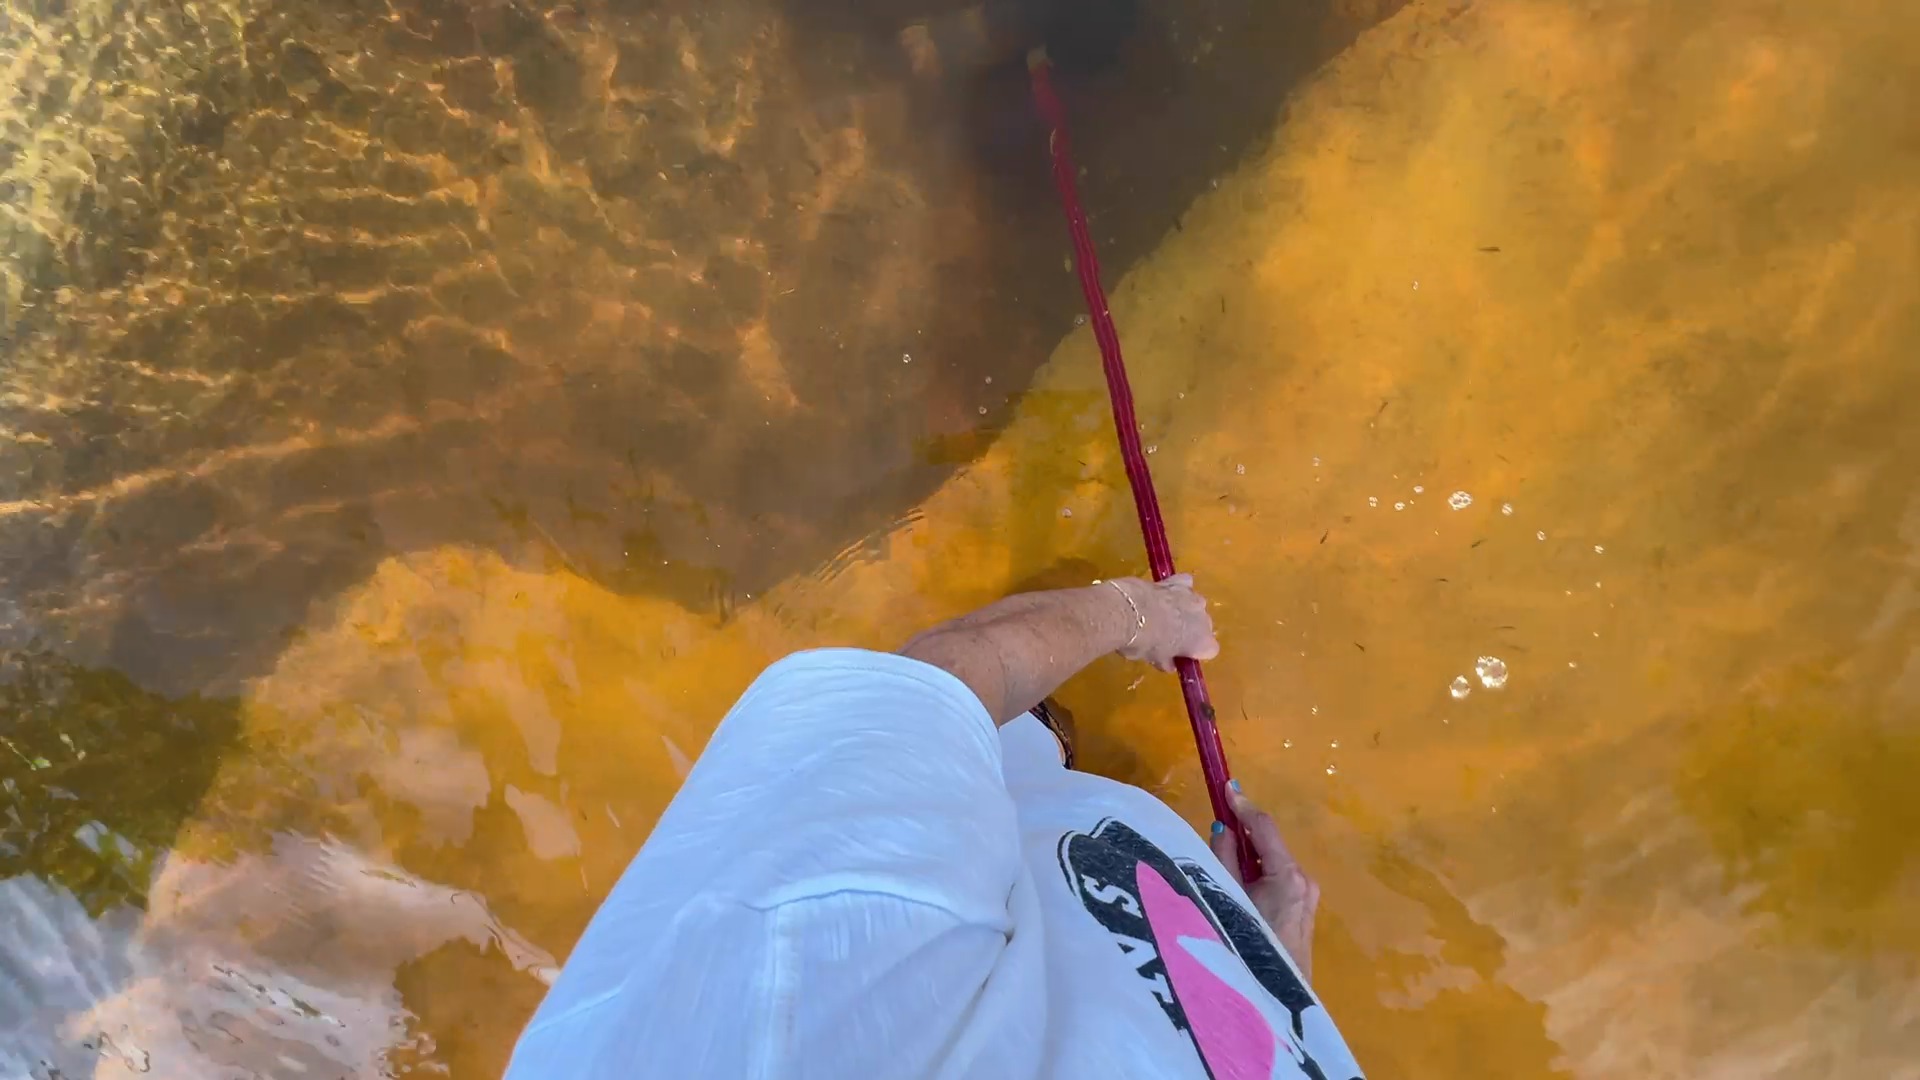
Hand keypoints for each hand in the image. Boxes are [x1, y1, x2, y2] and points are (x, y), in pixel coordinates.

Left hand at [1109, 574, 1219, 671]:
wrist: (1126, 612)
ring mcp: (1191, 597)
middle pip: (1202, 626)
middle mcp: (1203, 618)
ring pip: (1194, 604)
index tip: (1180, 654)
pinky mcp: (1177, 581)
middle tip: (1167, 635)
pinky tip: (1164, 592)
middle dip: (1189, 630)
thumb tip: (1168, 663)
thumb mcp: (1153, 659)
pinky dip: (1176, 587)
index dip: (1194, 652)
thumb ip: (1166, 660)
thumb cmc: (1142, 642)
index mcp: (1202, 642)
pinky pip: (1184, 583)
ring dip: (1183, 608)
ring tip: (1163, 612)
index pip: (1209, 650)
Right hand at [1209, 786, 1321, 980]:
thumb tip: (1223, 828)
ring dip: (1248, 858)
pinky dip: (1256, 875)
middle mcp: (1303, 881)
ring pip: (1270, 863)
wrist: (1278, 1005)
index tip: (1225, 786)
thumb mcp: (1227, 896)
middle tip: (1214, 835)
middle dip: (1242, 835)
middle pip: (1267, 844)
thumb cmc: (1247, 945)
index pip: (1263, 826)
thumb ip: (1223, 857)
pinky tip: (1238, 891)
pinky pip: (1275, 881)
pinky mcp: (1303, 913)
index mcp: (1286, 874)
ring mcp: (1307, 898)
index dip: (1242, 804)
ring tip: (1222, 871)